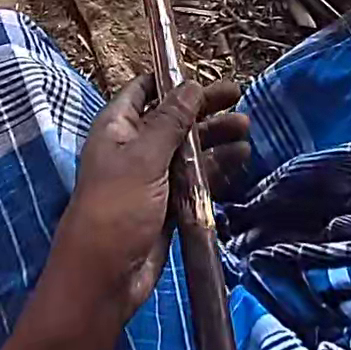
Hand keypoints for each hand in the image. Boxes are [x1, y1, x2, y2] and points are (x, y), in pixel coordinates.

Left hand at [0, 76, 247, 349]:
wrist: (105, 276)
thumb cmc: (117, 205)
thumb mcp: (144, 157)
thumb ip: (170, 121)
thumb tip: (191, 85)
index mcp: (118, 125)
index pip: (144, 90)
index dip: (170, 79)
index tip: (202, 73)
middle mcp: (134, 145)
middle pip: (172, 117)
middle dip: (203, 107)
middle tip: (237, 96)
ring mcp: (152, 175)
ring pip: (188, 147)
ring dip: (214, 137)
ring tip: (246, 128)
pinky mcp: (167, 202)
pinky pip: (194, 177)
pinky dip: (215, 167)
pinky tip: (239, 159)